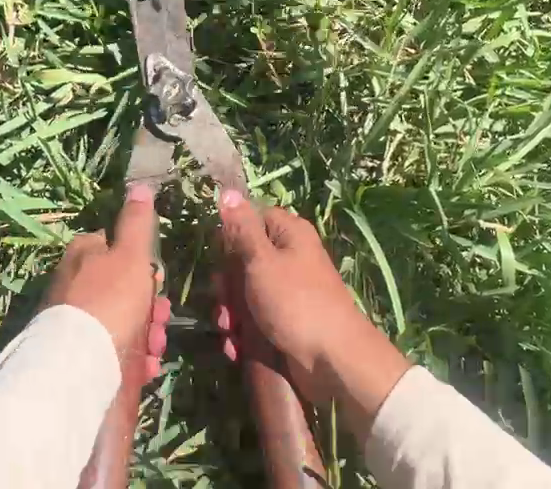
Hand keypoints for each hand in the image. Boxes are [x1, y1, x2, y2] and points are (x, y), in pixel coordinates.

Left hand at [46, 183, 171, 382]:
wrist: (78, 365)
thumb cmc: (110, 299)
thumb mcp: (131, 253)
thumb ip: (136, 222)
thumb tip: (139, 187)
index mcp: (83, 256)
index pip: (113, 247)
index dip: (141, 263)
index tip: (158, 278)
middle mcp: (74, 286)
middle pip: (122, 288)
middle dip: (150, 305)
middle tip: (161, 318)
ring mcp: (74, 323)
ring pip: (121, 321)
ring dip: (147, 333)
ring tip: (155, 347)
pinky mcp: (78, 356)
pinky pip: (113, 351)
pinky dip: (134, 358)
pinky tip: (146, 365)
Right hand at [215, 190, 409, 428]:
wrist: (332, 359)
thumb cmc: (295, 302)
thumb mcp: (262, 261)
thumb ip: (242, 229)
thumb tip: (228, 191)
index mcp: (289, 233)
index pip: (252, 219)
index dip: (232, 237)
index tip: (219, 257)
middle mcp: (290, 256)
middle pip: (245, 259)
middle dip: (228, 284)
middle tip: (224, 300)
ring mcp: (289, 290)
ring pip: (247, 292)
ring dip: (232, 312)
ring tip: (230, 330)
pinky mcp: (286, 319)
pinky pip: (256, 318)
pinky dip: (244, 332)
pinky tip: (237, 347)